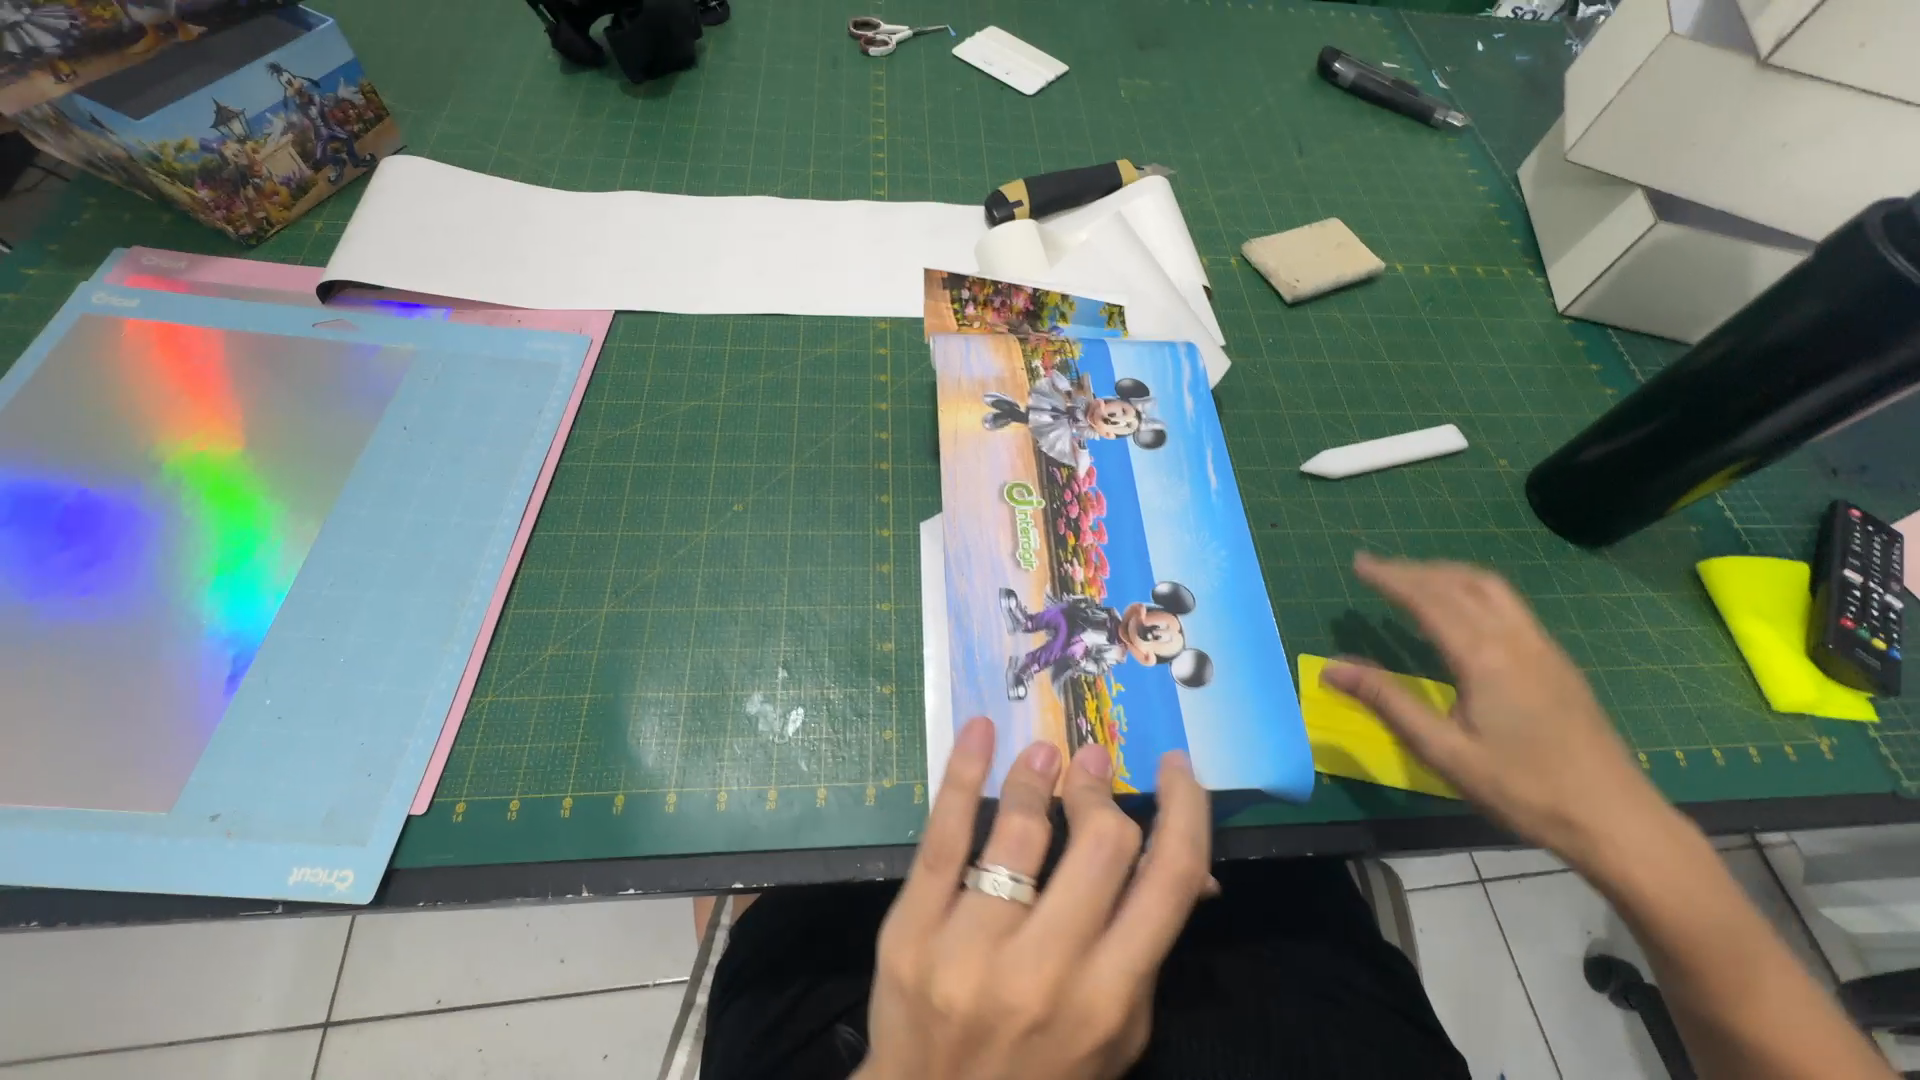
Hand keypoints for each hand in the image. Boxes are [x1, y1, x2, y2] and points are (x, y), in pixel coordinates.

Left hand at [856, 720, 1211, 1079]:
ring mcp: (970, 948)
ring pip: (1019, 829)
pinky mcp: (910, 929)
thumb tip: (1191, 869)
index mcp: (1108, 997)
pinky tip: (981, 732)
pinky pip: (942, 835)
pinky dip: (964, 774)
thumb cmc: (1040, 1074)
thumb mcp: (1116, 1034)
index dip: (1184, 809)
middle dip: (1100, 791)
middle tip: (1091, 766)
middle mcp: (1045, 970)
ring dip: (1038, 777)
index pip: (1166, 879)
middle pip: (1098, 843)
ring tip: (1045, 755)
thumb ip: (1148, 949)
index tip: (1175, 769)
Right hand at [1323, 553, 1674, 874]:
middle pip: (1462, 583)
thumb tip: (1332, 668)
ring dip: (1448, 575)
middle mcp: (1516, 640)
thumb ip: (1388, 702)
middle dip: (1416, 570)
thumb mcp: (1443, 751)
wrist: (1615, 819)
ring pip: (1492, 589)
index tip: (1359, 563)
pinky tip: (1462, 612)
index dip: (1391, 578)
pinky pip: (1510, 606)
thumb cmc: (1522, 789)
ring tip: (1414, 580)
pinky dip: (1473, 591)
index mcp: (1484, 657)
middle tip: (1376, 568)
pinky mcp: (1558, 663)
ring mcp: (1544, 649)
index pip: (1429, 600)